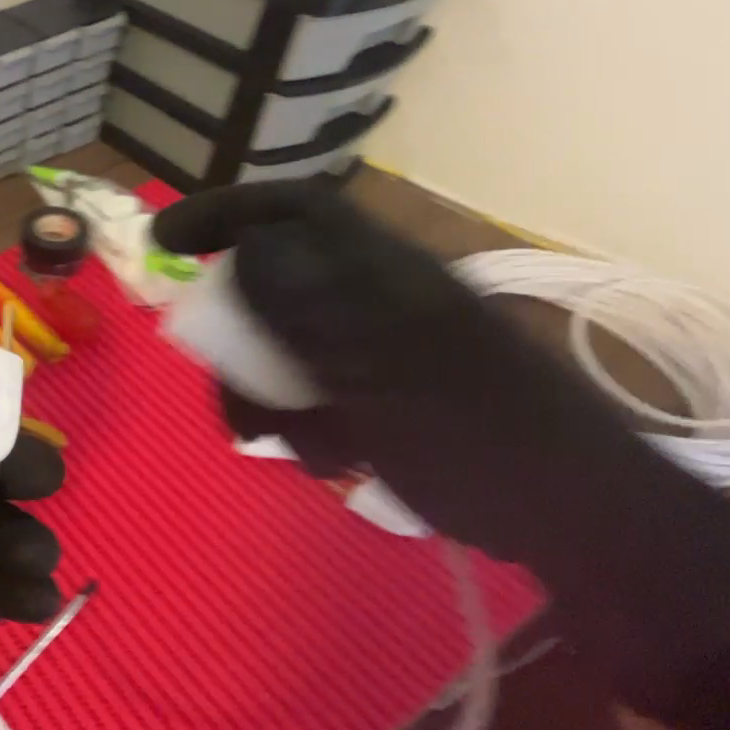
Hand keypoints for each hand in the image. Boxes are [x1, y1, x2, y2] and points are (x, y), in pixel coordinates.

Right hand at [153, 180, 729, 729]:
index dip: (222, 213)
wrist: (567, 520)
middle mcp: (368, 296)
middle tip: (229, 393)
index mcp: (378, 272)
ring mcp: (369, 345)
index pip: (290, 210)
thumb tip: (247, 246)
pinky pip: (300, 389)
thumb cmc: (477, 433)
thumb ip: (312, 303)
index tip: (161, 243)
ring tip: (289, 444)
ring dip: (264, 397)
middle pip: (265, 289)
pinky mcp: (372, 390)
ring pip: (275, 347)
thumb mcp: (387, 364)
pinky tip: (319, 456)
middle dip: (236, 343)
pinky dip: (292, 422)